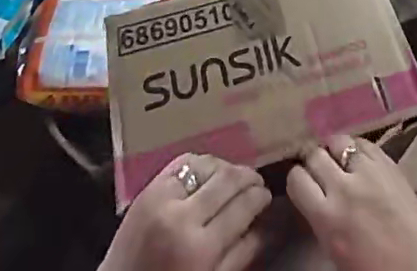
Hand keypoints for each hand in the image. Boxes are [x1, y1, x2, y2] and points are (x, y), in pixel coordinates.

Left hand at [102, 154, 272, 270]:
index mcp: (200, 249)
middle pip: (227, 179)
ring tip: (233, 176)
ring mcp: (163, 196)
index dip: (259, 196)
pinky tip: (208, 172)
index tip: (266, 194)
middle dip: (248, 177)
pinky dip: (201, 163)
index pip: (242, 207)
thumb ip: (241, 254)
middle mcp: (183, 216)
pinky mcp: (148, 187)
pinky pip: (183, 162)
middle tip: (257, 181)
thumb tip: (268, 224)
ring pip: (207, 164)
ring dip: (226, 167)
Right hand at [286, 136, 416, 270]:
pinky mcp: (387, 162)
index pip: (296, 179)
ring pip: (337, 141)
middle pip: (314, 155)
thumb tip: (312, 199)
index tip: (303, 186)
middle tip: (319, 172)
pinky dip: (356, 148)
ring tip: (337, 160)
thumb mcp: (336, 253)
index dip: (297, 180)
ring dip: (333, 150)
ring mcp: (367, 170)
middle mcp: (342, 187)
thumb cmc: (377, 269)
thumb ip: (320, 221)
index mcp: (326, 217)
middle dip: (313, 162)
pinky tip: (358, 158)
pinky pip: (362, 142)